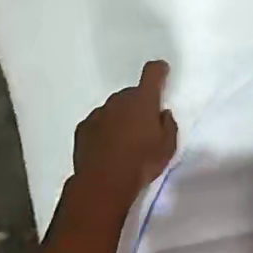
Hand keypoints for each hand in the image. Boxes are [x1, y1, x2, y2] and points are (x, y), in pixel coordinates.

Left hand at [72, 60, 177, 198]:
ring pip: (113, 109)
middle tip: (145, 127)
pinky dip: (104, 130)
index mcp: (143, 101)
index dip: (159, 70)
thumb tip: (162, 114)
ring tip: (126, 142)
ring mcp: (98, 113)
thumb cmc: (141, 162)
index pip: (152, 73)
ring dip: (121, 118)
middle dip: (139, 105)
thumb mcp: (168, 147)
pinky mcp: (83, 128)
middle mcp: (119, 101)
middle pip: (131, 94)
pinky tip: (109, 149)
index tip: (162, 71)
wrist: (103, 182)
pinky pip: (98, 123)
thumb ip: (168, 125)